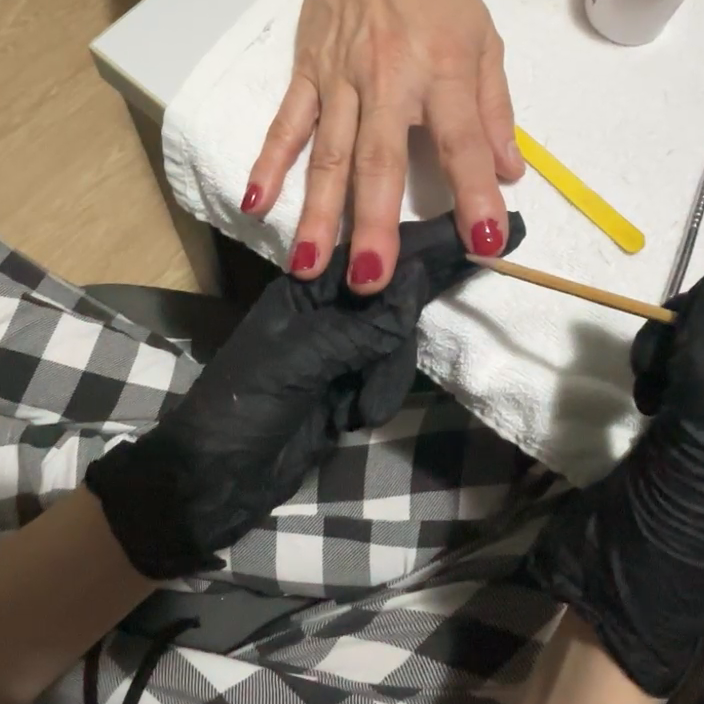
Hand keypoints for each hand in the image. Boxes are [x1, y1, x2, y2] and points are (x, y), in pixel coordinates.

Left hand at [85, 212, 524, 578]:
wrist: (218, 477)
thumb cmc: (246, 406)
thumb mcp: (301, 360)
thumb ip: (363, 326)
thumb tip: (416, 284)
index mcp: (307, 289)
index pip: (377, 255)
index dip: (431, 242)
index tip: (486, 226)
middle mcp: (329, 310)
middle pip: (395, 293)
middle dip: (419, 303)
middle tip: (481, 266)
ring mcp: (342, 349)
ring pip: (397, 343)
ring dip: (387, 376)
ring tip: (358, 407)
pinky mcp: (350, 384)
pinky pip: (388, 376)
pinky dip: (380, 396)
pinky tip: (355, 416)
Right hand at [250, 0, 524, 291]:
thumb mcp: (483, 36)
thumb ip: (495, 109)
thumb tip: (509, 173)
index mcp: (443, 69)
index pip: (463, 140)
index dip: (476, 193)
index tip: (486, 244)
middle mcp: (388, 79)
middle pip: (379, 159)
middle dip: (373, 222)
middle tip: (368, 279)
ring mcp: (339, 79)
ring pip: (327, 154)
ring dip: (317, 212)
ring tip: (309, 266)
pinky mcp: (306, 75)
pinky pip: (287, 124)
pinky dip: (269, 163)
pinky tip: (256, 204)